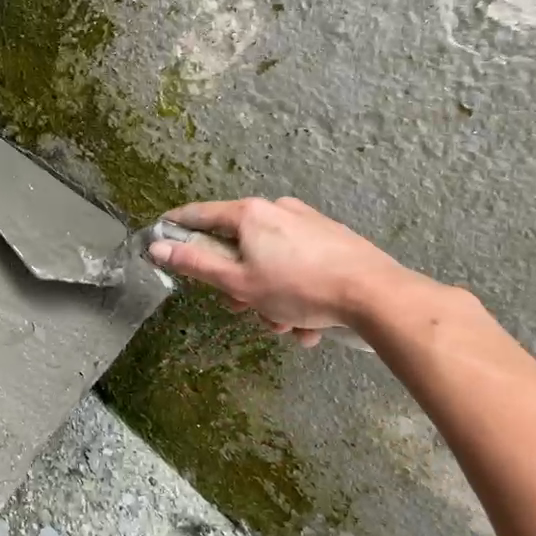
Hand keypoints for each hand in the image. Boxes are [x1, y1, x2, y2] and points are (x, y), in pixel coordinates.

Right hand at [146, 197, 404, 346]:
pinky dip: (296, 290)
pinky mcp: (336, 240)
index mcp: (250, 214)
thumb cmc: (299, 288)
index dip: (175, 227)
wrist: (380, 297)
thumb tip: (156, 247)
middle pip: (238, 244)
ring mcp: (310, 223)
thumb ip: (193, 263)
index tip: (160, 239)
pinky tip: (309, 322)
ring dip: (269, 294)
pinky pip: (300, 264)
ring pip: (270, 259)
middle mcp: (278, 210)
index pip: (198, 214)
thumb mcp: (237, 282)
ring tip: (284, 325)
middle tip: (241, 307)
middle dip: (236, 280)